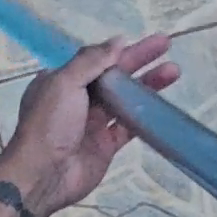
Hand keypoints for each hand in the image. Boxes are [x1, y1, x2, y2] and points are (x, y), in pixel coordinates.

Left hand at [0, 36, 178, 216]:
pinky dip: (146, 116)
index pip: (91, 61)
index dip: (115, 51)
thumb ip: (90, 61)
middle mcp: (73, 102)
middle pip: (111, 77)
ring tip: (173, 71)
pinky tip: (164, 104)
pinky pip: (129, 126)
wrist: (43, 175)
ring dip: (146, 85)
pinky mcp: (104, 145)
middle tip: (166, 44)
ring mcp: (90, 124)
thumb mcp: (63, 83)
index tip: (137, 41)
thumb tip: (117, 41)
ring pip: (123, 99)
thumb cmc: (48, 124)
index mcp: (58, 83)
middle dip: (138, 60)